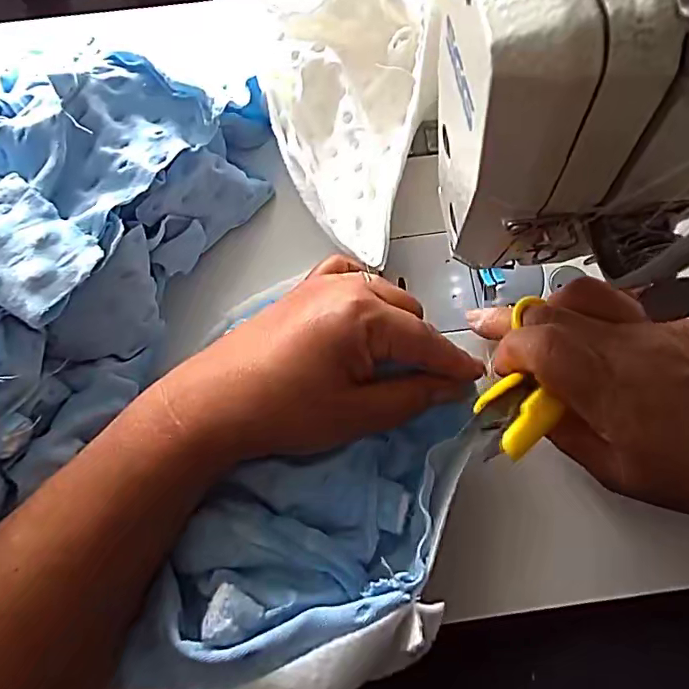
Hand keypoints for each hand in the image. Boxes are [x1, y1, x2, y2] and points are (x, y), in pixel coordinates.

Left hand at [143, 255, 484, 466]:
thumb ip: (412, 397)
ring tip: (387, 358)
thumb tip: (448, 386)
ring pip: (385, 292)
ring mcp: (324, 280)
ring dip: (397, 321)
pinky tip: (360, 318)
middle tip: (420, 383)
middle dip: (422, 345)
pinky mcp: (305, 286)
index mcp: (364, 314)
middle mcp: (349, 285)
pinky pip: (350, 275)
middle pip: (409, 311)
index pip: (425, 339)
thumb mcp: (356, 414)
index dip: (452, 364)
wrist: (214, 402)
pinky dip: (366, 294)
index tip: (473, 379)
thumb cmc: (283, 411)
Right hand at [468, 277, 688, 535]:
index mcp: (609, 389)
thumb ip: (565, 432)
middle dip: (512, 321)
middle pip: (550, 311)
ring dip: (548, 305)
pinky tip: (584, 320)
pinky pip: (617, 294)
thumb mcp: (616, 471)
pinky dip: (587, 302)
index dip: (507, 352)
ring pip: (581, 290)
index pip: (538, 346)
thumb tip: (534, 407)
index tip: (501, 370)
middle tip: (491, 330)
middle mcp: (627, 346)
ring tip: (536, 323)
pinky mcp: (669, 318)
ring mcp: (650, 325)